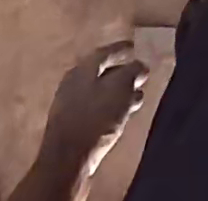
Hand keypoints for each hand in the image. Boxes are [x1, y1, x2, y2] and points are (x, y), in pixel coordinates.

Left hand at [40, 42, 149, 166]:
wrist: (67, 162)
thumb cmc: (96, 115)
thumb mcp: (122, 86)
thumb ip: (133, 71)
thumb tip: (140, 67)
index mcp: (81, 71)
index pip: (104, 52)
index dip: (121, 49)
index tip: (133, 46)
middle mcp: (72, 85)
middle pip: (102, 74)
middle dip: (123, 74)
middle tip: (140, 75)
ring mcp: (70, 108)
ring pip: (101, 94)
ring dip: (120, 94)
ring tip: (138, 96)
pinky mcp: (72, 129)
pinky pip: (96, 110)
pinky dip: (111, 108)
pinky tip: (124, 114)